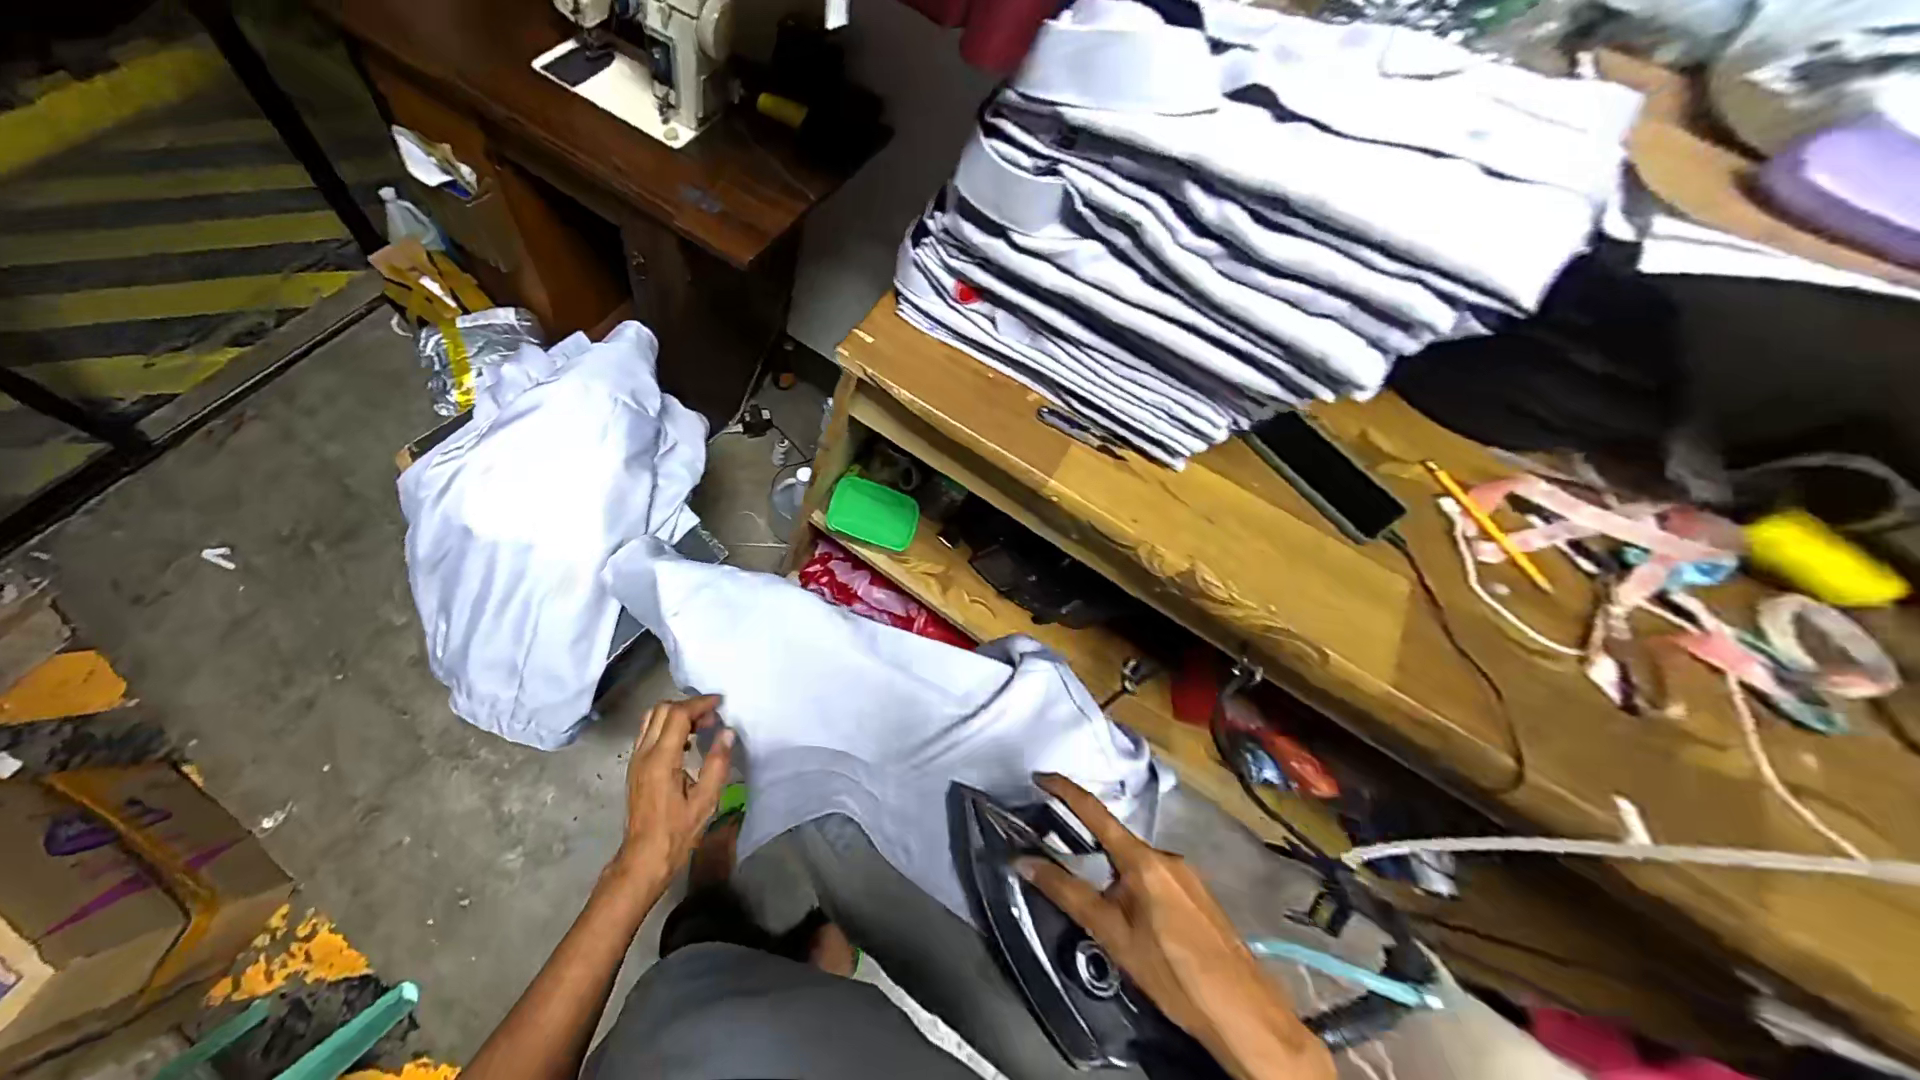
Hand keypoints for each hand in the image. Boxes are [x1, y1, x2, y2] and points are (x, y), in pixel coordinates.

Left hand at [609, 695, 733, 888]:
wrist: (644, 858)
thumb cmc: (677, 832)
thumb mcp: (706, 800)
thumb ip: (717, 763)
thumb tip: (728, 732)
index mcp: (661, 760)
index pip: (678, 714)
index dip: (700, 704)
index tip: (721, 704)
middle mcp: (644, 754)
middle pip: (662, 710)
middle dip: (689, 706)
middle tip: (712, 717)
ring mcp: (636, 760)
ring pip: (652, 718)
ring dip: (677, 714)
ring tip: (701, 726)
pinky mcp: (635, 767)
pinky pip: (648, 733)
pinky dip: (668, 726)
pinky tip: (687, 742)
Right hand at [1021, 773, 1334, 1079]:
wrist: (1243, 1013)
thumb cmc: (1172, 974)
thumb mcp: (1112, 936)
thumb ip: (1067, 894)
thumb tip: (1024, 862)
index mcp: (1143, 860)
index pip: (1095, 812)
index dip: (1065, 790)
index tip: (1040, 777)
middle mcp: (1167, 857)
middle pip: (1117, 842)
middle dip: (1089, 851)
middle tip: (1064, 871)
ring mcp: (1188, 875)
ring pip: (1137, 865)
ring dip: (1114, 878)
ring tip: (1105, 916)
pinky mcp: (1199, 896)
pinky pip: (1157, 880)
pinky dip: (1136, 890)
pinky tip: (1138, 925)